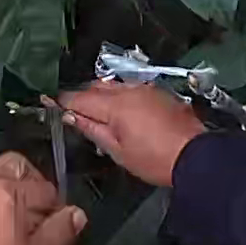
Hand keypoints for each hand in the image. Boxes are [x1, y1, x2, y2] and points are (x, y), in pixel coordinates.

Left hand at [0, 153, 86, 244]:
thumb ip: (60, 232)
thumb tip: (76, 214)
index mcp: (8, 189)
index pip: (46, 189)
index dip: (57, 210)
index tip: (58, 231)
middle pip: (16, 165)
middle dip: (33, 184)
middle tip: (38, 216)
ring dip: (5, 181)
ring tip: (11, 214)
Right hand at [51, 81, 206, 187]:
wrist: (196, 157)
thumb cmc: (154, 159)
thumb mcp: (118, 151)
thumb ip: (92, 130)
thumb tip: (71, 116)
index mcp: (114, 104)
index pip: (79, 97)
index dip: (62, 101)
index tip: (49, 104)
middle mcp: (128, 89)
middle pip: (95, 86)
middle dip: (81, 96)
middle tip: (72, 112)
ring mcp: (145, 88)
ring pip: (114, 85)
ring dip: (101, 95)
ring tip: (95, 113)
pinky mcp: (159, 93)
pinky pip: (130, 88)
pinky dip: (119, 96)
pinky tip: (120, 111)